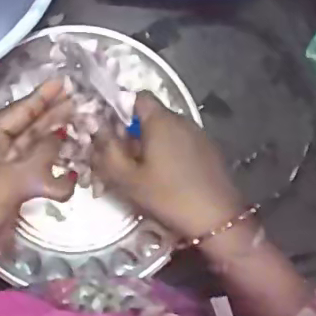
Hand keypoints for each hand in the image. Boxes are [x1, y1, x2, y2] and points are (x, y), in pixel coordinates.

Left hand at [0, 78, 74, 276]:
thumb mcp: (11, 178)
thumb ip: (42, 160)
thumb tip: (62, 146)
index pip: (20, 111)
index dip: (42, 97)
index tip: (63, 82)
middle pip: (30, 127)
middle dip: (53, 115)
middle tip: (77, 101)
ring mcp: (5, 173)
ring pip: (36, 150)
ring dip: (56, 141)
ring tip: (78, 127)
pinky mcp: (13, 194)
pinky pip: (39, 176)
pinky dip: (55, 175)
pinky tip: (72, 174)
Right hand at [92, 92, 243, 240]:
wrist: (217, 218)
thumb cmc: (168, 196)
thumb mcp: (128, 179)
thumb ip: (108, 152)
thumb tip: (98, 132)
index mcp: (161, 120)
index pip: (137, 96)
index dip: (120, 110)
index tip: (111, 133)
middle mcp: (181, 119)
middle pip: (151, 115)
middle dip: (133, 132)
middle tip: (123, 159)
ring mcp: (198, 133)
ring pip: (166, 130)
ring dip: (152, 144)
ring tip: (144, 171)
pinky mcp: (209, 149)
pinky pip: (181, 141)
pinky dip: (170, 152)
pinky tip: (168, 177)